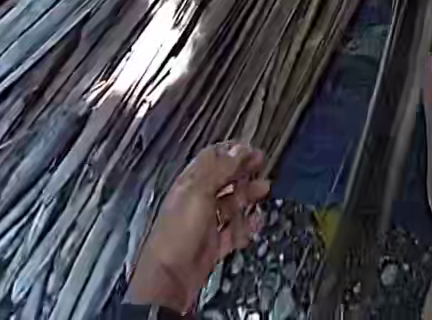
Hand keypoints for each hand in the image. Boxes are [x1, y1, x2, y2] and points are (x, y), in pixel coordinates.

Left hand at [126, 141, 271, 313]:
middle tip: (262, 167)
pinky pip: (233, 230)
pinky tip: (256, 222)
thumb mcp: (199, 193)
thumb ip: (221, 169)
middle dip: (244, 172)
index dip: (233, 152)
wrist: (169, 283)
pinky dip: (246, 226)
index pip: (213, 158)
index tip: (252, 151)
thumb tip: (240, 149)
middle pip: (225, 179)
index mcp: (190, 184)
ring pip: (231, 203)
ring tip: (263, 191)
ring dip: (248, 196)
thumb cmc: (178, 234)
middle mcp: (197, 201)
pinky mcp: (212, 245)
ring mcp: (205, 223)